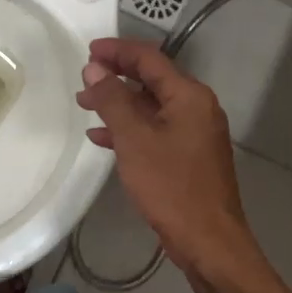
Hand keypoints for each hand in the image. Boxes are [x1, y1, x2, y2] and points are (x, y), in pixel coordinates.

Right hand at [76, 38, 255, 272]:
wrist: (207, 241)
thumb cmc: (170, 186)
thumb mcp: (134, 138)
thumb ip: (112, 99)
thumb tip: (94, 69)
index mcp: (189, 96)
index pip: (150, 59)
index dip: (118, 51)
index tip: (88, 51)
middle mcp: (197, 108)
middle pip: (152, 80)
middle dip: (116, 76)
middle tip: (83, 79)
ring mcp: (194, 133)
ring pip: (151, 106)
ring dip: (119, 103)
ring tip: (85, 105)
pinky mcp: (188, 156)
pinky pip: (154, 129)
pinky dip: (129, 128)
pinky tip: (102, 138)